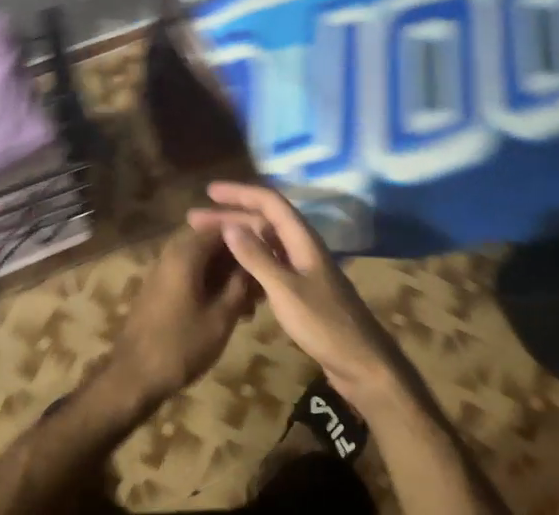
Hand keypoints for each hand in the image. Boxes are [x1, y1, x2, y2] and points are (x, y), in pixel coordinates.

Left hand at [108, 226, 257, 404]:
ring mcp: (165, 270)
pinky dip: (213, 285)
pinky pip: (192, 274)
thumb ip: (240, 284)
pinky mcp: (162, 288)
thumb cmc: (181, 345)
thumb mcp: (221, 317)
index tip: (272, 251)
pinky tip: (233, 310)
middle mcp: (172, 252)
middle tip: (265, 281)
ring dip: (228, 275)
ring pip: (204, 260)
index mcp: (186, 253)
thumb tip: (255, 258)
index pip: (223, 226)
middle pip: (213, 242)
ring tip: (254, 302)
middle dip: (240, 258)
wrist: (134, 375)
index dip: (250, 235)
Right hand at [187, 181, 405, 408]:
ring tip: (207, 245)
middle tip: (194, 220)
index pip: (269, 202)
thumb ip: (257, 257)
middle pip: (264, 222)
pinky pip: (270, 266)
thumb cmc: (325, 325)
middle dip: (230, 216)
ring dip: (237, 240)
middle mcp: (303, 248)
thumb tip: (230, 224)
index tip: (209, 192)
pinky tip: (231, 275)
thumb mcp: (285, 290)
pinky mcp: (302, 292)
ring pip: (266, 244)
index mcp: (303, 240)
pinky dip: (249, 264)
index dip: (240, 193)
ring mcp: (304, 271)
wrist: (363, 365)